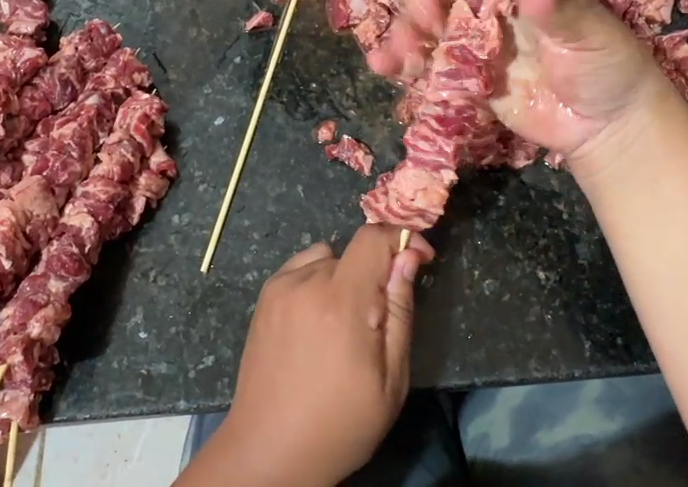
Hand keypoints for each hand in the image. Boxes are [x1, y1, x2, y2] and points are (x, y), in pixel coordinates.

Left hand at [186, 225, 433, 486]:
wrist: (270, 449)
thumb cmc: (340, 423)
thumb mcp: (390, 378)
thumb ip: (400, 310)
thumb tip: (409, 257)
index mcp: (341, 301)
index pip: (374, 238)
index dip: (404, 238)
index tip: (422, 259)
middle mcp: (306, 282)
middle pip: (353, 251)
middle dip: (377, 272)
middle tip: (379, 320)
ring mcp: (280, 287)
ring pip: (328, 258)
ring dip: (346, 277)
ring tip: (346, 324)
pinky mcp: (264, 297)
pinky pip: (302, 269)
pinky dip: (318, 281)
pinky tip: (319, 322)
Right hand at [367, 0, 679, 173]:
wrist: (606, 128)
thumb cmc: (608, 64)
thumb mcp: (590, 31)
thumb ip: (561, 5)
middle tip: (426, 17)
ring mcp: (471, 34)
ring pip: (422, 17)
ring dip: (403, 27)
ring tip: (399, 52)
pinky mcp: (462, 71)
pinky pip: (422, 58)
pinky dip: (398, 58)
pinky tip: (384, 65)